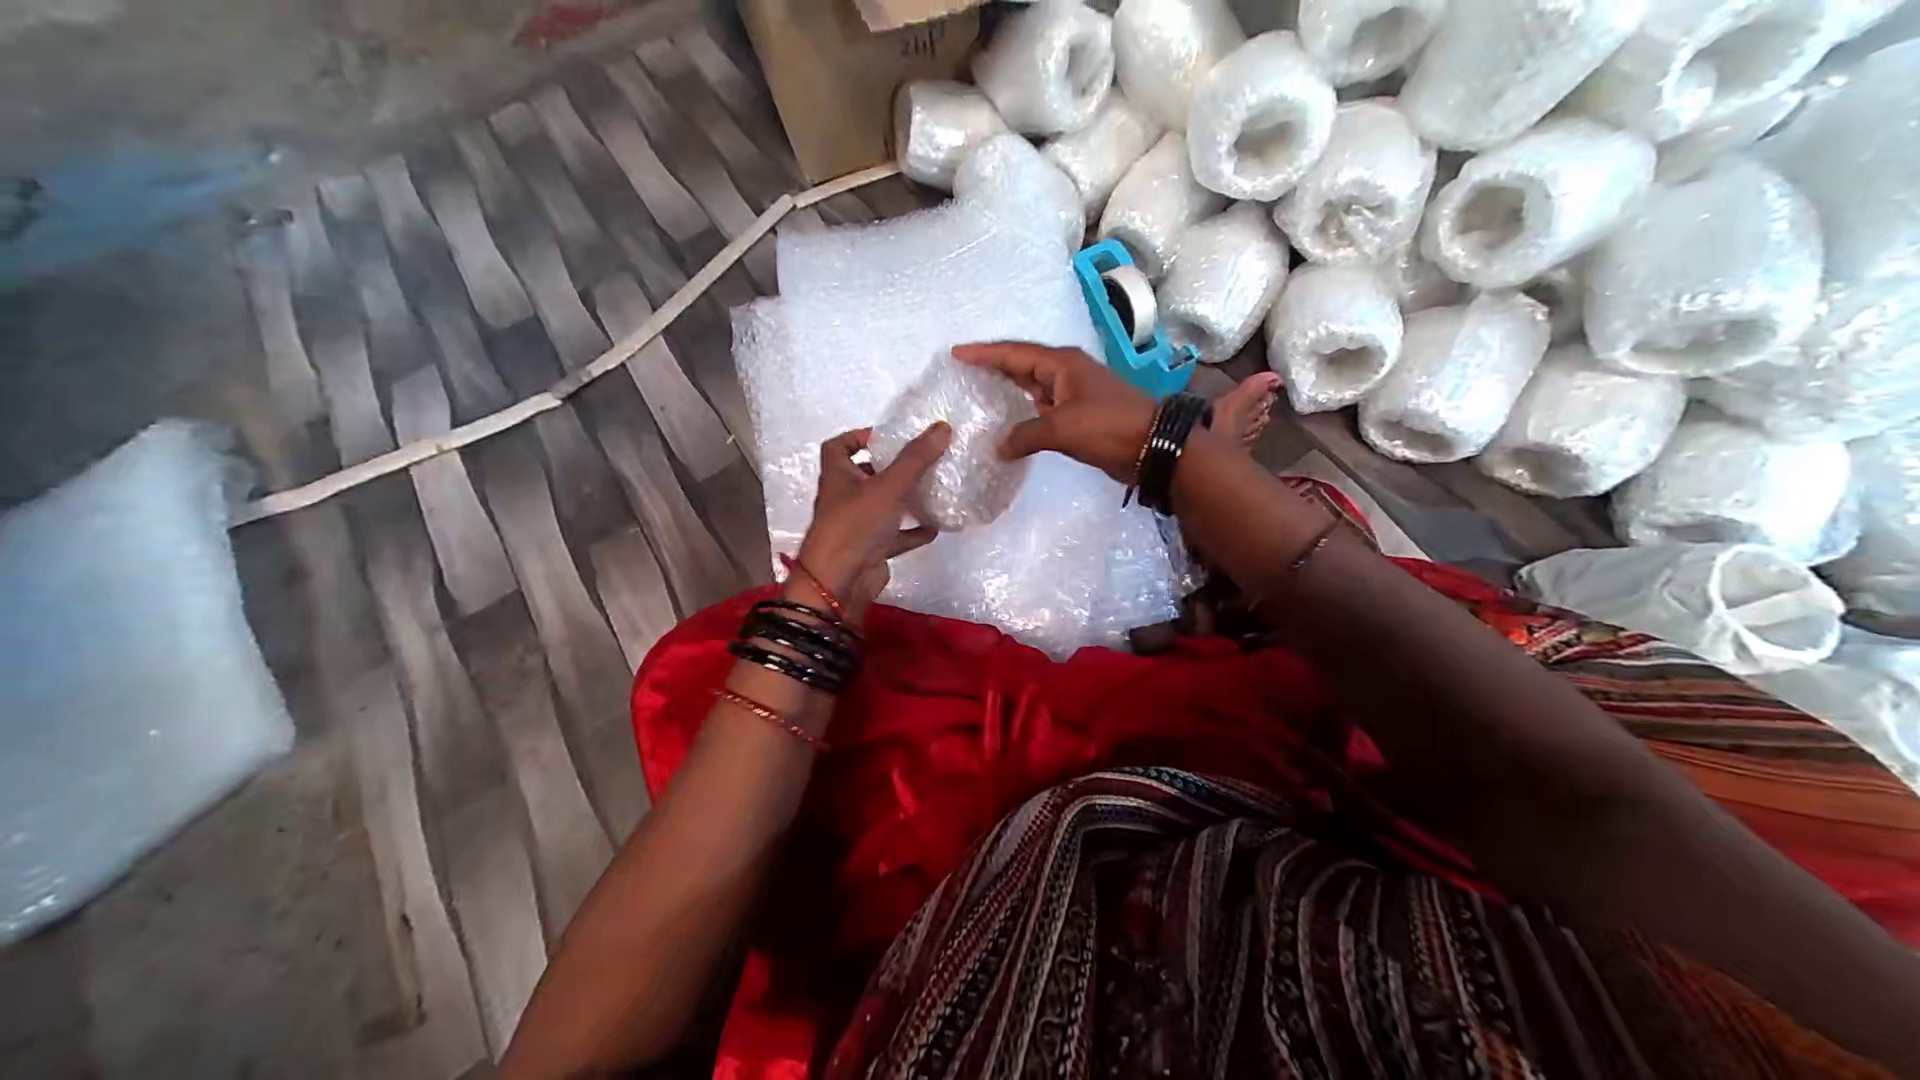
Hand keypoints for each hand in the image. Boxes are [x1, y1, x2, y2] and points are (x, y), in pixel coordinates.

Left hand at [791, 424, 951, 620]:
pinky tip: (934, 527)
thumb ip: (916, 459)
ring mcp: (857, 526)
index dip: (858, 437)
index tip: (886, 437)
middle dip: (889, 468)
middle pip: (864, 476)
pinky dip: (912, 531)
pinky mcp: (870, 549)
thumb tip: (942, 427)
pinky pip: (894, 536)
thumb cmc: (856, 526)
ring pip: (882, 506)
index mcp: (838, 476)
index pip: (838, 446)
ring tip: (931, 489)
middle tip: (918, 461)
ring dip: (904, 499)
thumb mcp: (889, 487)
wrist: (840, 583)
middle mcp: (844, 498)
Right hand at [952, 342, 1155, 482]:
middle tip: (964, 371)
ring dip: (1008, 390)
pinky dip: (1024, 413)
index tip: (957, 353)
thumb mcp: (1061, 428)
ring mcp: (1073, 394)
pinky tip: (1010, 424)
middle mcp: (1065, 374)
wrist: (1152, 446)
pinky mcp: (1078, 416)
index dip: (984, 353)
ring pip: (1033, 387)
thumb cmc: (1108, 426)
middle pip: (1022, 365)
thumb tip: (999, 448)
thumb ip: (1025, 435)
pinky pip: (1042, 408)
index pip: (1014, 353)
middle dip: (994, 366)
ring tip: (980, 393)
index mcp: (1061, 365)